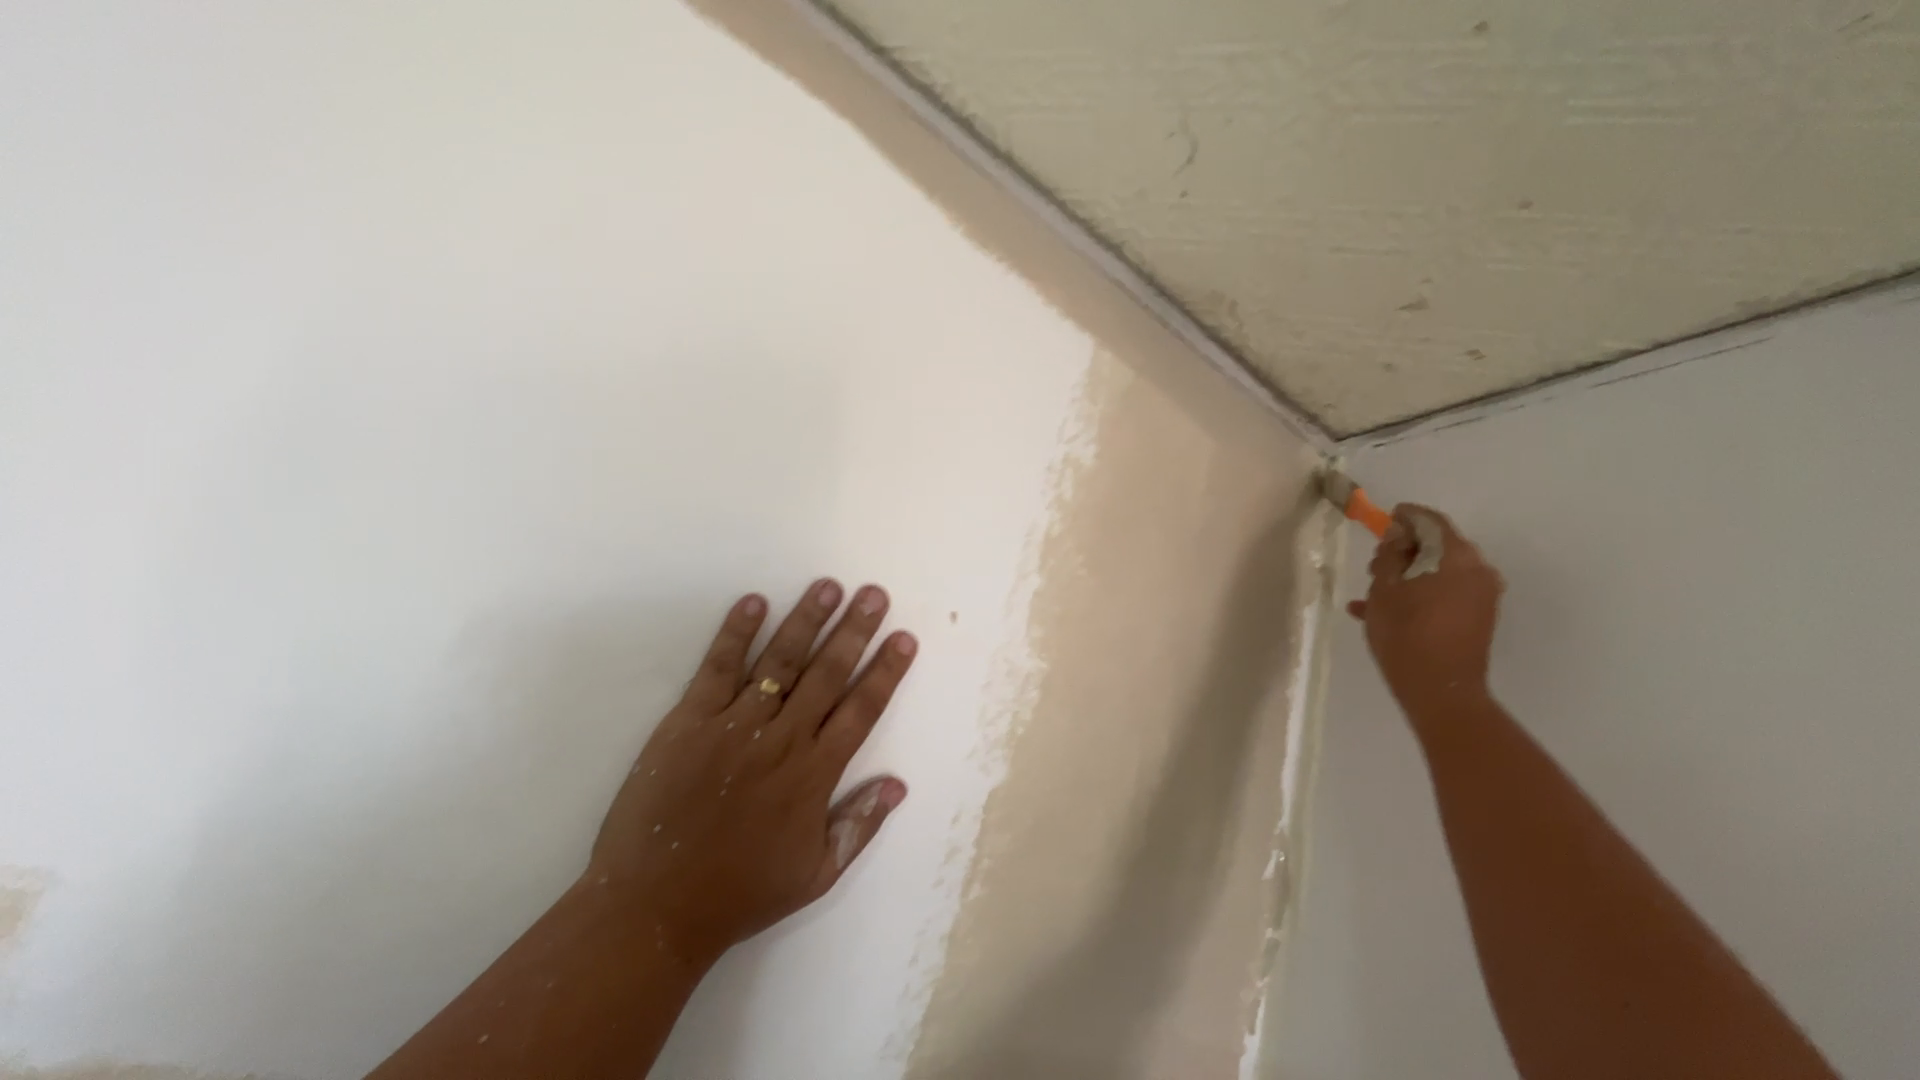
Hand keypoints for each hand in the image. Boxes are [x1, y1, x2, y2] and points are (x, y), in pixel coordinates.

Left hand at [587, 579, 916, 965]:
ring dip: (806, 621)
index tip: (903, 639)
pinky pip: (717, 669)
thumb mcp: (815, 875)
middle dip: (854, 631)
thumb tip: (897, 784)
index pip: (860, 711)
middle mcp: (781, 741)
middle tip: (874, 593)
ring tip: (828, 586)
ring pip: (780, 663)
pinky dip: (735, 634)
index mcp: (814, 776)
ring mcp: (734, 726)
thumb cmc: (740, 894)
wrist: (656, 905)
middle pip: (826, 675)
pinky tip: (754, 603)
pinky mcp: (688, 722)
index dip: (885, 673)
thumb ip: (859, 827)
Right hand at [1347, 505, 1503, 719]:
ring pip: (1441, 572)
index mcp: (1457, 556)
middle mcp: (1479, 570)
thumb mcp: (1384, 590)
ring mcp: (1483, 596)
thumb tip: (1398, 534)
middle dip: (1406, 550)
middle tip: (1375, 565)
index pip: (1431, 521)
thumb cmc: (1406, 634)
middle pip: (1439, 546)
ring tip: (1376, 593)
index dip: (1406, 517)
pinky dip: (1421, 595)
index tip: (1385, 520)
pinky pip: (1447, 593)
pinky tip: (1389, 612)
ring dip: (1411, 575)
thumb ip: (1390, 555)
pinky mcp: (1480, 617)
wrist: (1440, 691)